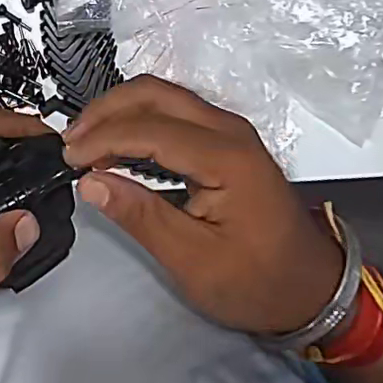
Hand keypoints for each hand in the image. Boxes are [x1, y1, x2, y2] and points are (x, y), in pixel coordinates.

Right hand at [63, 76, 344, 334]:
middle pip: (153, 92)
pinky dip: (136, 117)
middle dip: (105, 110)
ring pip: (160, 94)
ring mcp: (227, 127)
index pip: (149, 129)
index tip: (69, 158)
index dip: (102, 138)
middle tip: (72, 141)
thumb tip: (90, 182)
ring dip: (118, 110)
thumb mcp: (195, 263)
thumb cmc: (259, 282)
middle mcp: (228, 129)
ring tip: (86, 141)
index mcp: (226, 157)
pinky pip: (171, 108)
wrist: (313, 289)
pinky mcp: (222, 135)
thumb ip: (140, 216)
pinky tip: (116, 142)